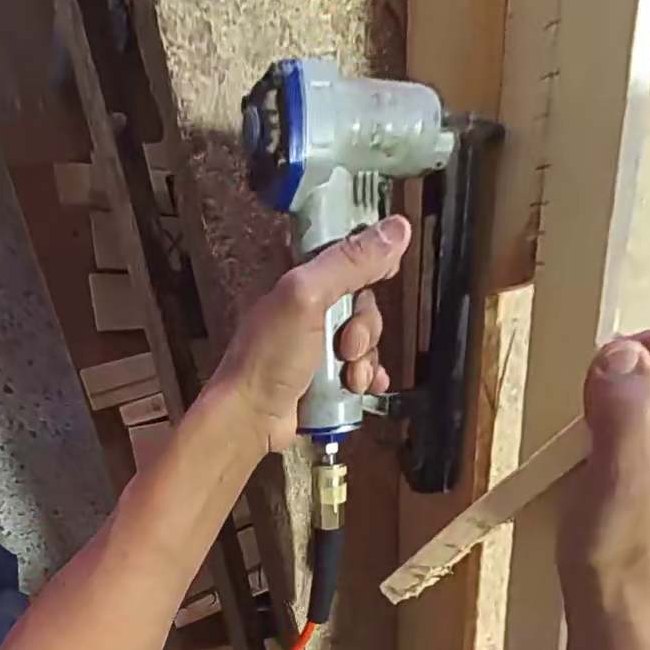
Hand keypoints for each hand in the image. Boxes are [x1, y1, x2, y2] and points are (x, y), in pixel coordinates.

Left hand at [210, 215, 412, 452]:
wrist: (252, 419)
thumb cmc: (266, 359)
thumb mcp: (306, 298)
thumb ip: (350, 263)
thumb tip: (397, 230)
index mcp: (296, 278)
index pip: (345, 254)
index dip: (369, 264)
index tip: (384, 275)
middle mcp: (307, 307)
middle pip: (362, 302)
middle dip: (365, 328)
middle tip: (348, 346)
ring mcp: (316, 344)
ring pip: (364, 339)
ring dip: (366, 359)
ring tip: (350, 376)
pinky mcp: (324, 375)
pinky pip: (360, 368)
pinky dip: (368, 378)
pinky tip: (364, 387)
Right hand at [557, 330, 649, 604]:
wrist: (608, 593)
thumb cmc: (616, 539)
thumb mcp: (618, 473)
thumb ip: (625, 411)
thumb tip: (620, 352)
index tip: (602, 373)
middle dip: (620, 378)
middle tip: (584, 412)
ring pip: (645, 392)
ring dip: (606, 402)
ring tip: (581, 436)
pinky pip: (632, 418)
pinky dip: (603, 422)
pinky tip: (584, 450)